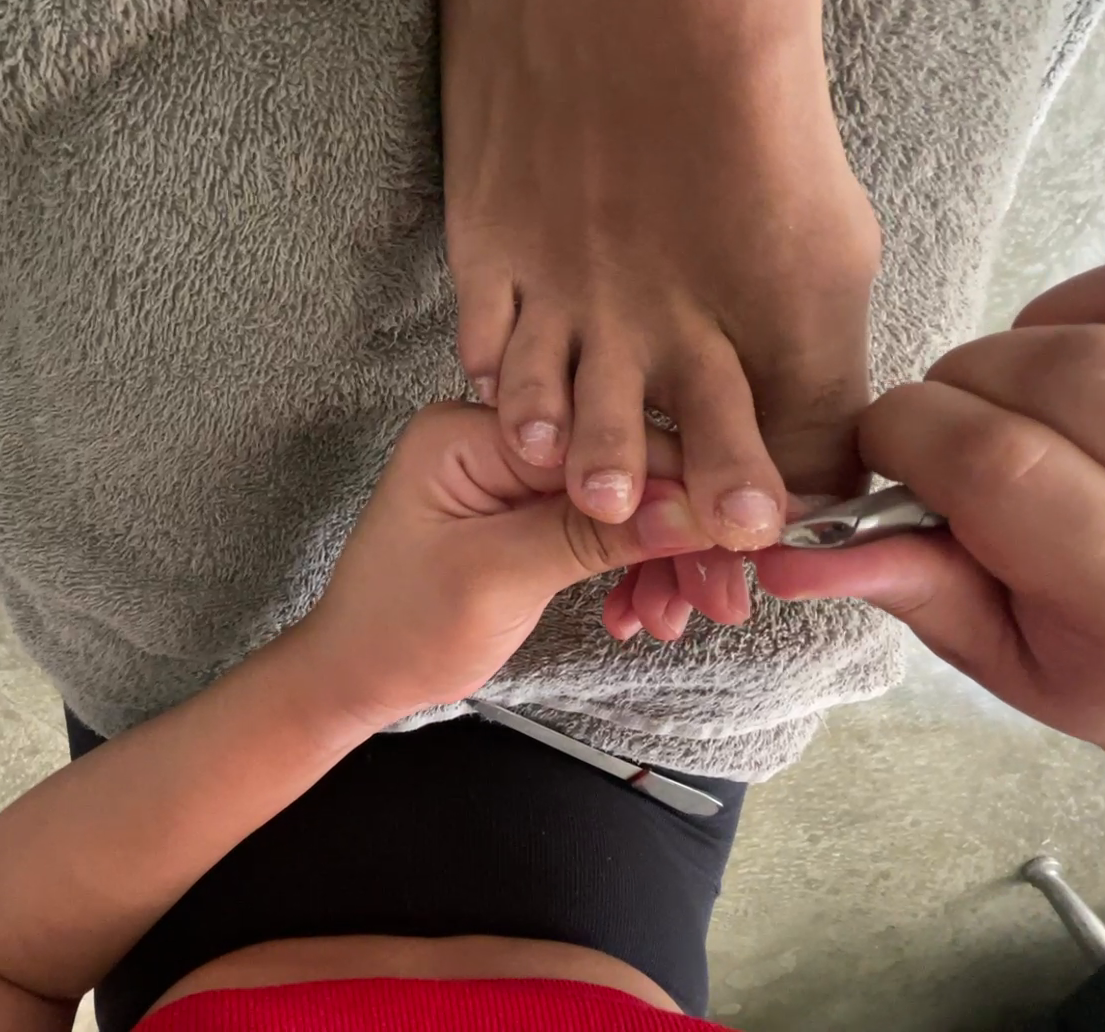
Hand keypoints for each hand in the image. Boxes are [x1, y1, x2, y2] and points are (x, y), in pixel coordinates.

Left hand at [298, 403, 713, 725]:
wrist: (360, 674)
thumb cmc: (404, 625)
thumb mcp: (497, 578)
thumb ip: (591, 537)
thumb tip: (699, 513)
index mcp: (470, 431)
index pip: (598, 438)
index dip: (678, 486)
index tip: (744, 538)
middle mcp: (497, 437)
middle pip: (616, 468)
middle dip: (676, 532)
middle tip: (724, 597)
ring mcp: (513, 477)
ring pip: (617, 502)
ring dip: (659, 560)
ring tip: (677, 620)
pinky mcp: (525, 514)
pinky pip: (598, 529)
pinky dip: (628, 570)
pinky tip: (640, 616)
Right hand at [443, 0, 879, 546]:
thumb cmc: (742, 74)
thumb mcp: (823, 213)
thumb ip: (806, 332)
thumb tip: (804, 425)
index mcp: (768, 289)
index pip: (782, 425)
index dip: (778, 491)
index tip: (765, 536)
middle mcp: (663, 301)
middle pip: (679, 433)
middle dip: (693, 505)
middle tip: (701, 565)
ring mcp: (565, 276)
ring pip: (566, 402)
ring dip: (579, 459)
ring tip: (585, 498)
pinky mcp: (491, 243)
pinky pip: (489, 335)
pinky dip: (499, 380)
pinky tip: (501, 402)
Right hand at [752, 218, 1104, 798]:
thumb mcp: (1002, 653)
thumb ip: (904, 585)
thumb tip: (782, 553)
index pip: (1003, 468)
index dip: (909, 429)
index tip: (887, 442)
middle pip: (1082, 372)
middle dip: (974, 373)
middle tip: (960, 412)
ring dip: (1073, 314)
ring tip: (1049, 370)